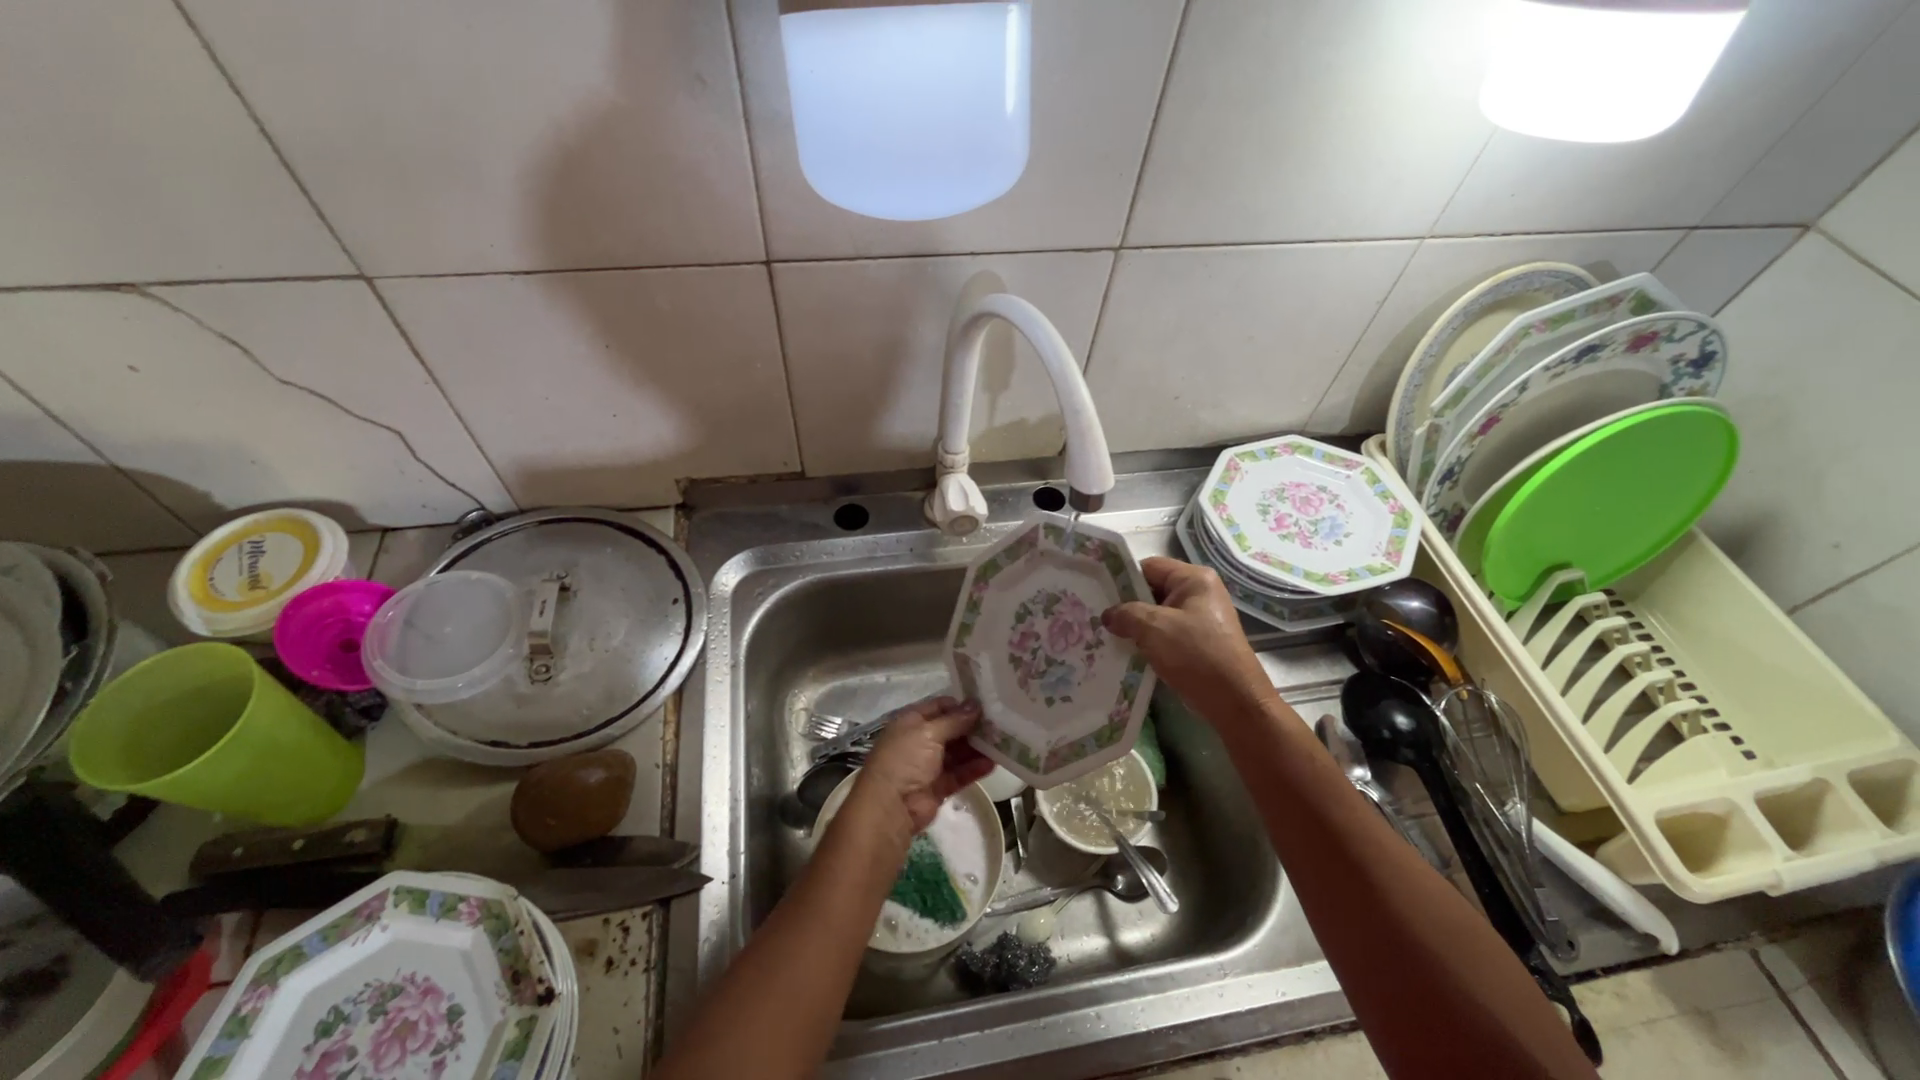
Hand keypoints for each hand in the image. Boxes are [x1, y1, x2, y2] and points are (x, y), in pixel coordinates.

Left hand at [856, 697, 995, 832]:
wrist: (890, 806)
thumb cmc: (905, 759)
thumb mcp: (929, 732)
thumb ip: (954, 720)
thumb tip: (976, 704)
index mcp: (911, 722)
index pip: (939, 707)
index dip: (960, 705)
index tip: (986, 704)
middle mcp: (919, 741)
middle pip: (951, 730)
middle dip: (973, 728)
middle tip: (999, 725)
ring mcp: (928, 765)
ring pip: (957, 753)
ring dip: (976, 749)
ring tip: (1001, 743)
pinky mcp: (938, 786)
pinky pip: (959, 774)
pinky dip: (973, 769)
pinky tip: (992, 764)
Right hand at [1103, 557, 1276, 722]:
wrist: (1235, 702)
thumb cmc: (1196, 656)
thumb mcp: (1154, 629)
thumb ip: (1126, 614)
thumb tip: (1107, 615)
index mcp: (1195, 579)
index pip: (1150, 566)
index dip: (1123, 578)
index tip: (1098, 594)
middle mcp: (1201, 593)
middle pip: (1153, 589)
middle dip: (1127, 605)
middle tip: (1099, 618)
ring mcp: (1201, 618)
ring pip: (1158, 614)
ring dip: (1136, 626)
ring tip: (1109, 636)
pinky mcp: (1199, 642)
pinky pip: (1167, 633)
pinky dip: (1149, 641)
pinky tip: (1129, 652)